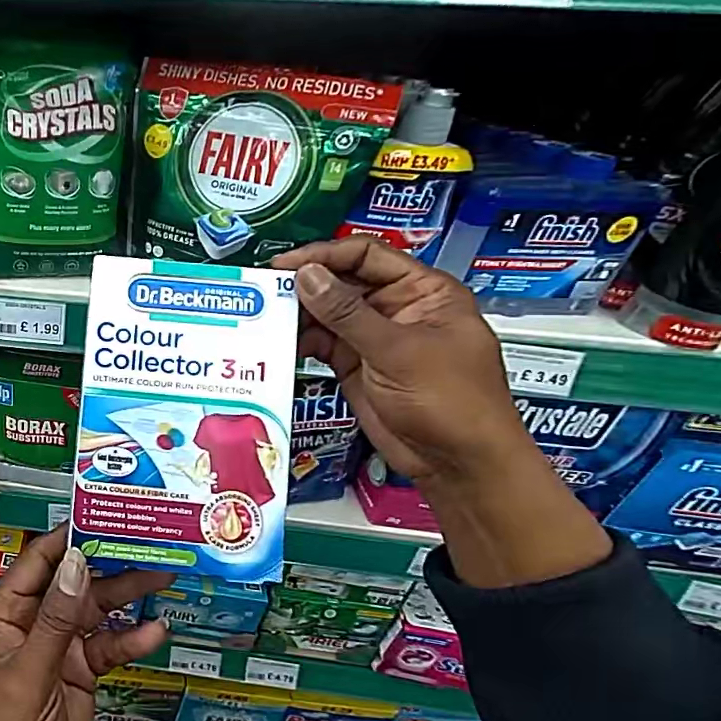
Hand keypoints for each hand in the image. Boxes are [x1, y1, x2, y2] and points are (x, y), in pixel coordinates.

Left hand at [0, 527, 173, 720]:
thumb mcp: (28, 678)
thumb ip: (56, 620)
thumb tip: (76, 561)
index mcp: (5, 616)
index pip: (40, 561)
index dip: (72, 536)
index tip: (106, 515)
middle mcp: (32, 624)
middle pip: (76, 581)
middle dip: (110, 563)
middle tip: (147, 543)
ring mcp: (58, 649)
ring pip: (97, 610)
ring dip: (128, 596)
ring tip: (163, 577)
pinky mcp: (80, 673)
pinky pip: (109, 646)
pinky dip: (131, 638)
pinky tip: (155, 632)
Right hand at [273, 237, 610, 586]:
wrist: (458, 466)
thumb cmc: (448, 400)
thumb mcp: (398, 351)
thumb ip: (347, 312)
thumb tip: (305, 275)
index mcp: (422, 290)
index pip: (367, 255)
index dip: (325, 255)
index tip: (285, 263)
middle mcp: (395, 307)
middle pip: (343, 281)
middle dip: (306, 284)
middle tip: (263, 289)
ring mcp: (374, 337)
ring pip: (328, 313)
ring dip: (298, 313)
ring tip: (263, 315)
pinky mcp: (355, 365)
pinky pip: (323, 343)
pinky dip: (301, 342)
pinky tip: (277, 342)